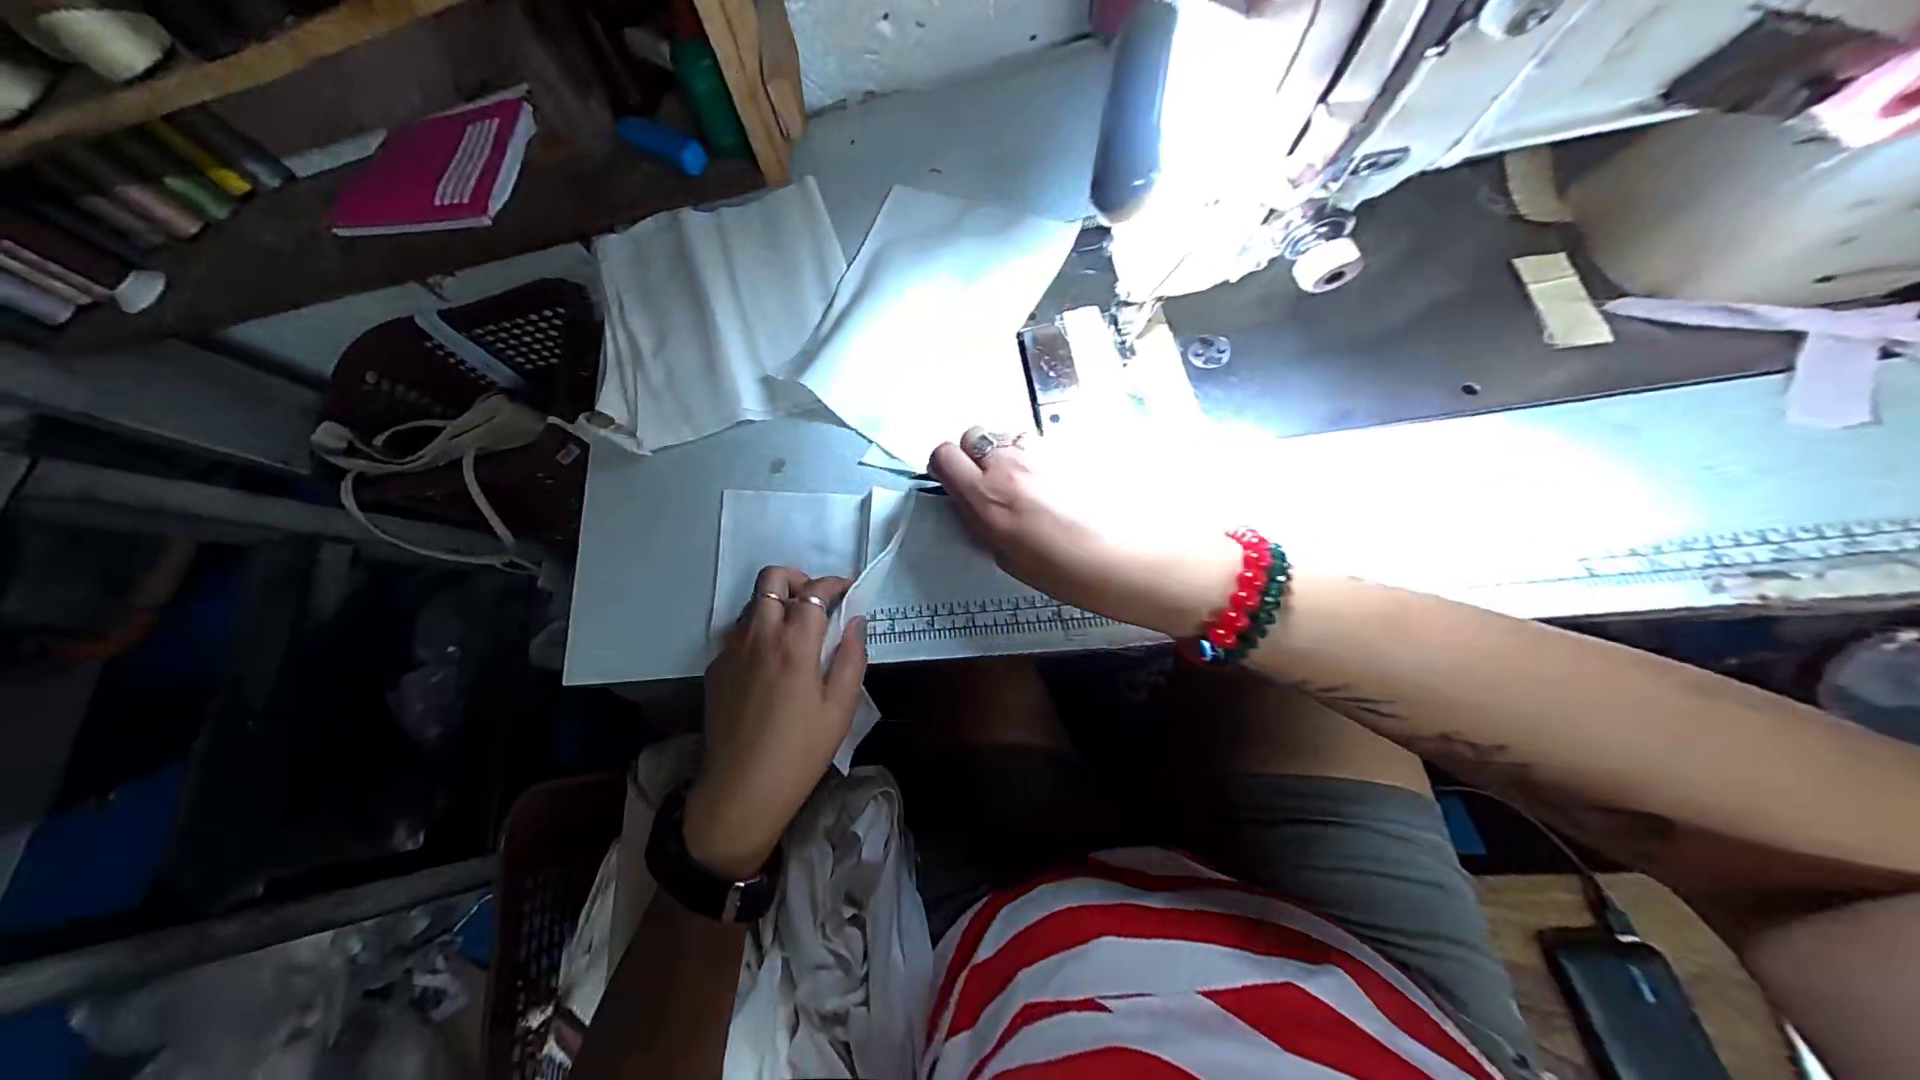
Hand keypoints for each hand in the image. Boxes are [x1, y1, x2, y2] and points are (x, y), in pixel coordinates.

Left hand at [683, 566, 866, 879]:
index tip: (848, 590)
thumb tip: (855, 621)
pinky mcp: (715, 668)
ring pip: (752, 603)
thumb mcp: (840, 707)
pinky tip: (772, 662)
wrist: (741, 791)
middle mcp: (758, 635)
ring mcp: (731, 650)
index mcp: (794, 643)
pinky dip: (759, 630)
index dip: (835, 583)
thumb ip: (851, 657)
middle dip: (798, 579)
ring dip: (776, 603)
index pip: (814, 591)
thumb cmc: (800, 752)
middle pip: (771, 579)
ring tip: (796, 631)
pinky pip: (738, 632)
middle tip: (817, 601)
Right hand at [929, 427, 1242, 636]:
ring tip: (1030, 485)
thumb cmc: (1072, 572)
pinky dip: (1040, 457)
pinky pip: (1041, 443)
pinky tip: (1059, 484)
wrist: (1134, 558)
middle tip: (992, 483)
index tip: (956, 481)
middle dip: (976, 456)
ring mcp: (1043, 451)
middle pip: (974, 435)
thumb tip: (975, 509)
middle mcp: (1011, 466)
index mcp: (988, 498)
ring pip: (1009, 435)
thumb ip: (984, 525)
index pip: (944, 456)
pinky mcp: (1072, 447)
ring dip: (1010, 453)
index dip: (947, 468)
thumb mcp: (1010, 561)